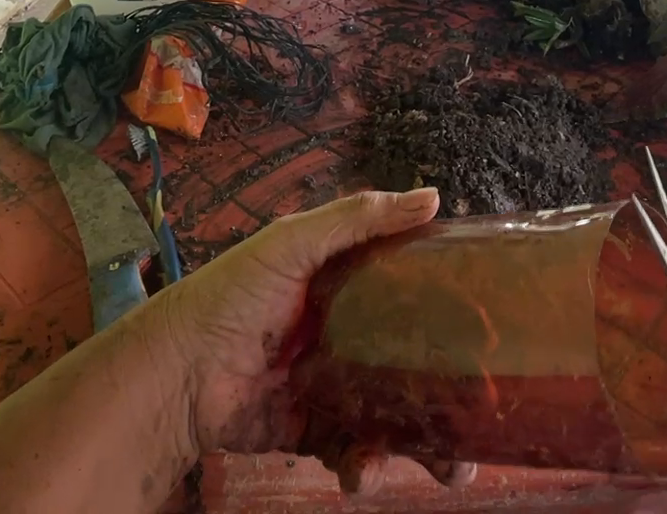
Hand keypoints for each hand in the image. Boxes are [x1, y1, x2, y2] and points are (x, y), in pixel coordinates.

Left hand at [156, 188, 476, 494]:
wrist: (176, 376)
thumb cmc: (235, 295)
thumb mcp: (293, 242)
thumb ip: (358, 218)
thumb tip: (434, 196)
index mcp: (348, 284)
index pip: (411, 288)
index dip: (449, 301)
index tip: (491, 317)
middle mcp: (349, 333)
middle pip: (413, 358)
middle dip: (450, 389)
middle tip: (482, 413)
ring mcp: (335, 384)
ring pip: (394, 410)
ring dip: (423, 441)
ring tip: (449, 464)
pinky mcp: (314, 429)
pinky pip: (354, 448)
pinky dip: (364, 464)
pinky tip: (361, 471)